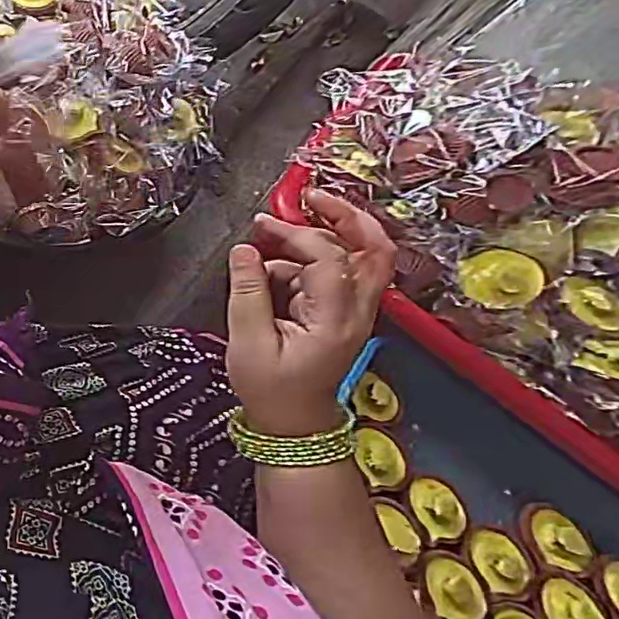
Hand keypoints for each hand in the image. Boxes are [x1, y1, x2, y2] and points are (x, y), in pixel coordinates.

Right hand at [226, 189, 396, 436]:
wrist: (293, 423)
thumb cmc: (270, 389)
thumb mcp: (248, 343)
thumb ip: (247, 293)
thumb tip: (244, 250)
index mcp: (336, 320)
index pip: (330, 259)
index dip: (297, 235)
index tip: (261, 227)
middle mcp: (357, 310)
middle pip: (373, 248)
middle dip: (343, 215)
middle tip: (309, 195)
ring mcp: (355, 311)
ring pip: (359, 257)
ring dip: (324, 235)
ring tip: (274, 231)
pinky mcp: (342, 312)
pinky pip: (336, 273)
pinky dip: (308, 260)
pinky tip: (273, 266)